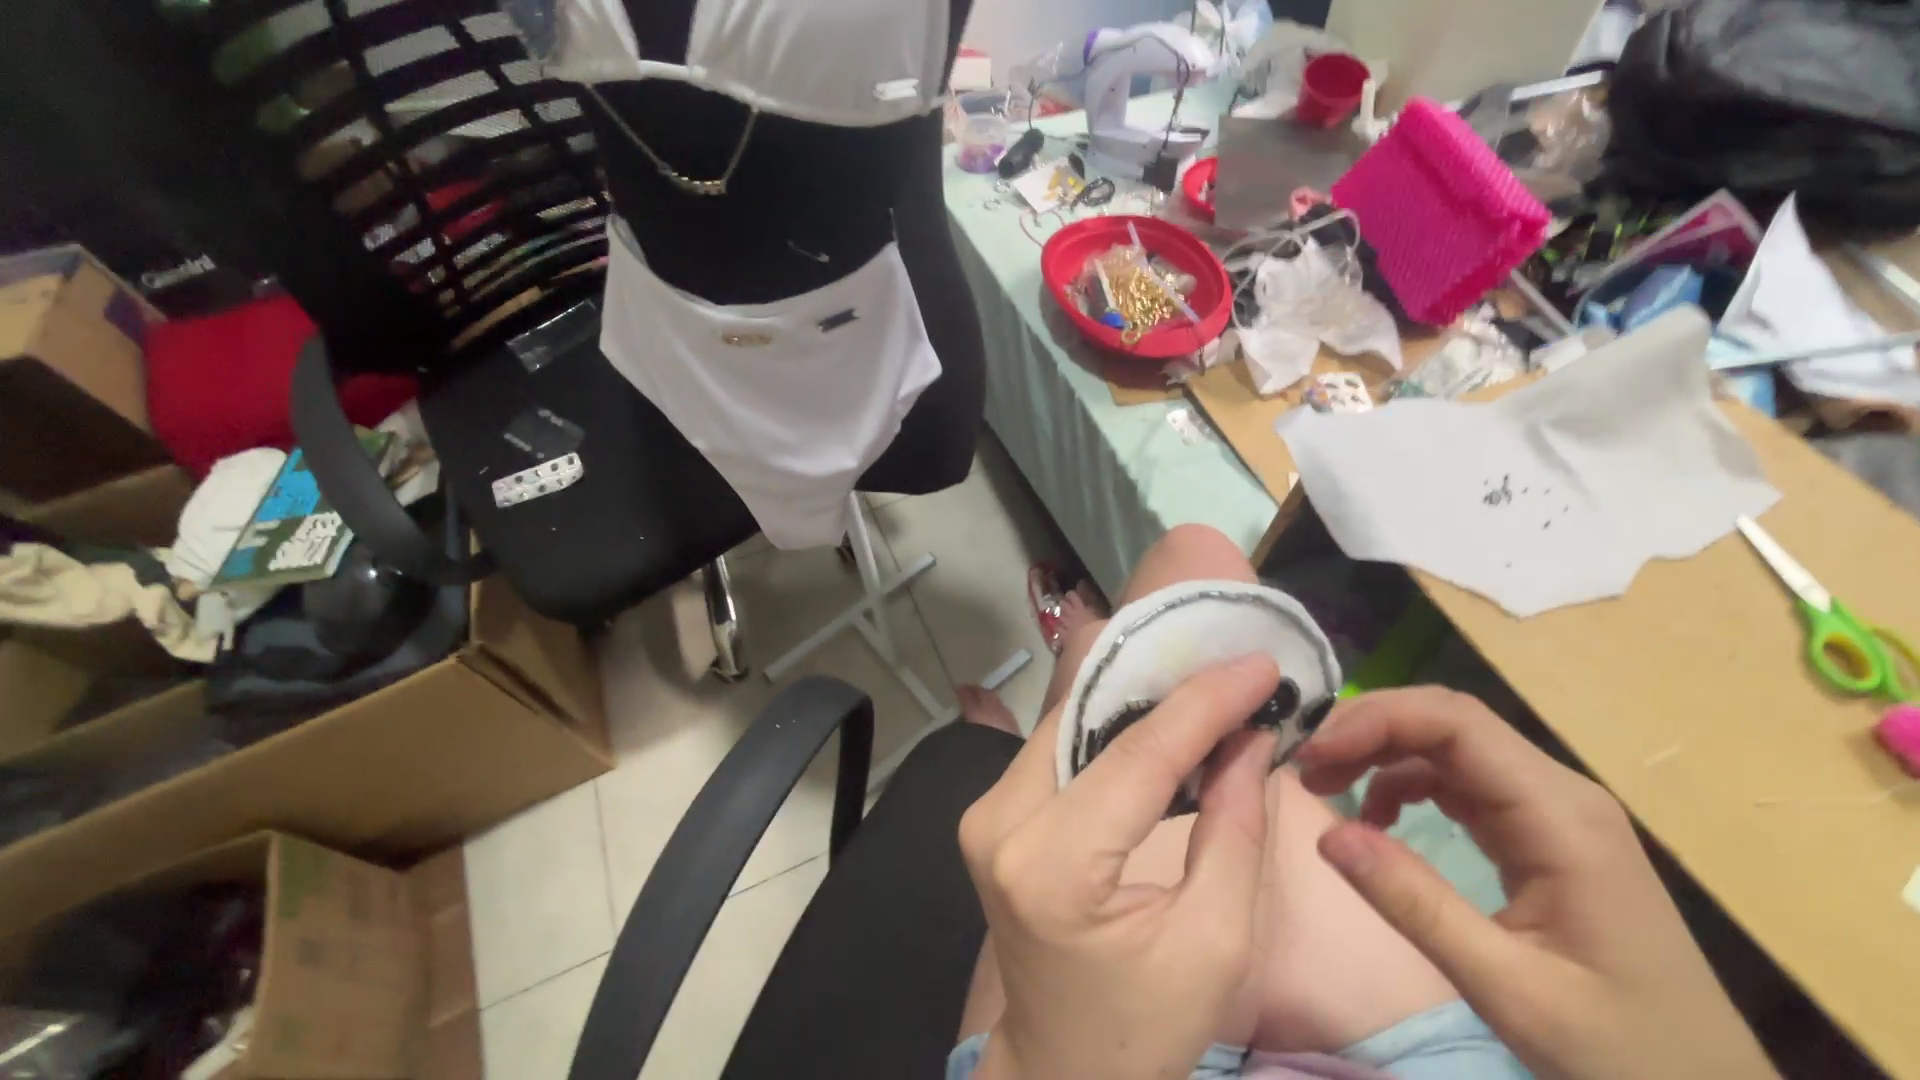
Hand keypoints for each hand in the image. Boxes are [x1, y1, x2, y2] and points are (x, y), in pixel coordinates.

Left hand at [958, 655, 1280, 1079]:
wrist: (1060, 1067)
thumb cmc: (1143, 1027)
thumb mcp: (1215, 943)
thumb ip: (1235, 830)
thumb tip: (1251, 737)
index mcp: (1050, 866)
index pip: (1137, 756)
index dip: (1203, 702)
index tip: (1259, 662)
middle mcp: (999, 823)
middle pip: (1090, 725)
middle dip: (1165, 687)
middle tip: (1232, 661)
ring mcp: (984, 815)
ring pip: (1069, 725)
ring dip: (1136, 701)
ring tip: (1206, 681)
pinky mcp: (990, 814)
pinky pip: (1056, 749)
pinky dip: (1110, 729)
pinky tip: (1160, 719)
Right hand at [1294, 688, 1777, 1079]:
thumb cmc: (1619, 1049)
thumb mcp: (1507, 989)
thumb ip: (1414, 905)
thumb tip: (1326, 832)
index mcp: (1560, 817)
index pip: (1456, 724)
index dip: (1375, 721)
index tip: (1310, 753)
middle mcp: (1559, 794)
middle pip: (1450, 722)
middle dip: (1369, 729)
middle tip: (1304, 765)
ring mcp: (1553, 811)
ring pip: (1452, 746)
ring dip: (1382, 753)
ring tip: (1324, 785)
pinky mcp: (1542, 833)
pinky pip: (1463, 781)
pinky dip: (1407, 783)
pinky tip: (1378, 816)